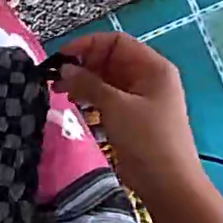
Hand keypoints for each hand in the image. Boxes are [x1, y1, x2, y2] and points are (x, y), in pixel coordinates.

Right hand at [58, 32, 208, 203]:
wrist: (166, 181)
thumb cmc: (147, 138)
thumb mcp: (115, 106)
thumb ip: (88, 83)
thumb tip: (64, 68)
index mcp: (152, 68)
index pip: (115, 42)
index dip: (87, 45)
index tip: (60, 59)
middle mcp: (147, 78)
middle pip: (108, 59)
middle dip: (81, 65)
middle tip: (55, 79)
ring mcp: (139, 97)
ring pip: (104, 79)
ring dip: (81, 82)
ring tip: (60, 92)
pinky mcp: (129, 115)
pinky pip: (105, 96)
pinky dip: (88, 97)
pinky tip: (73, 105)